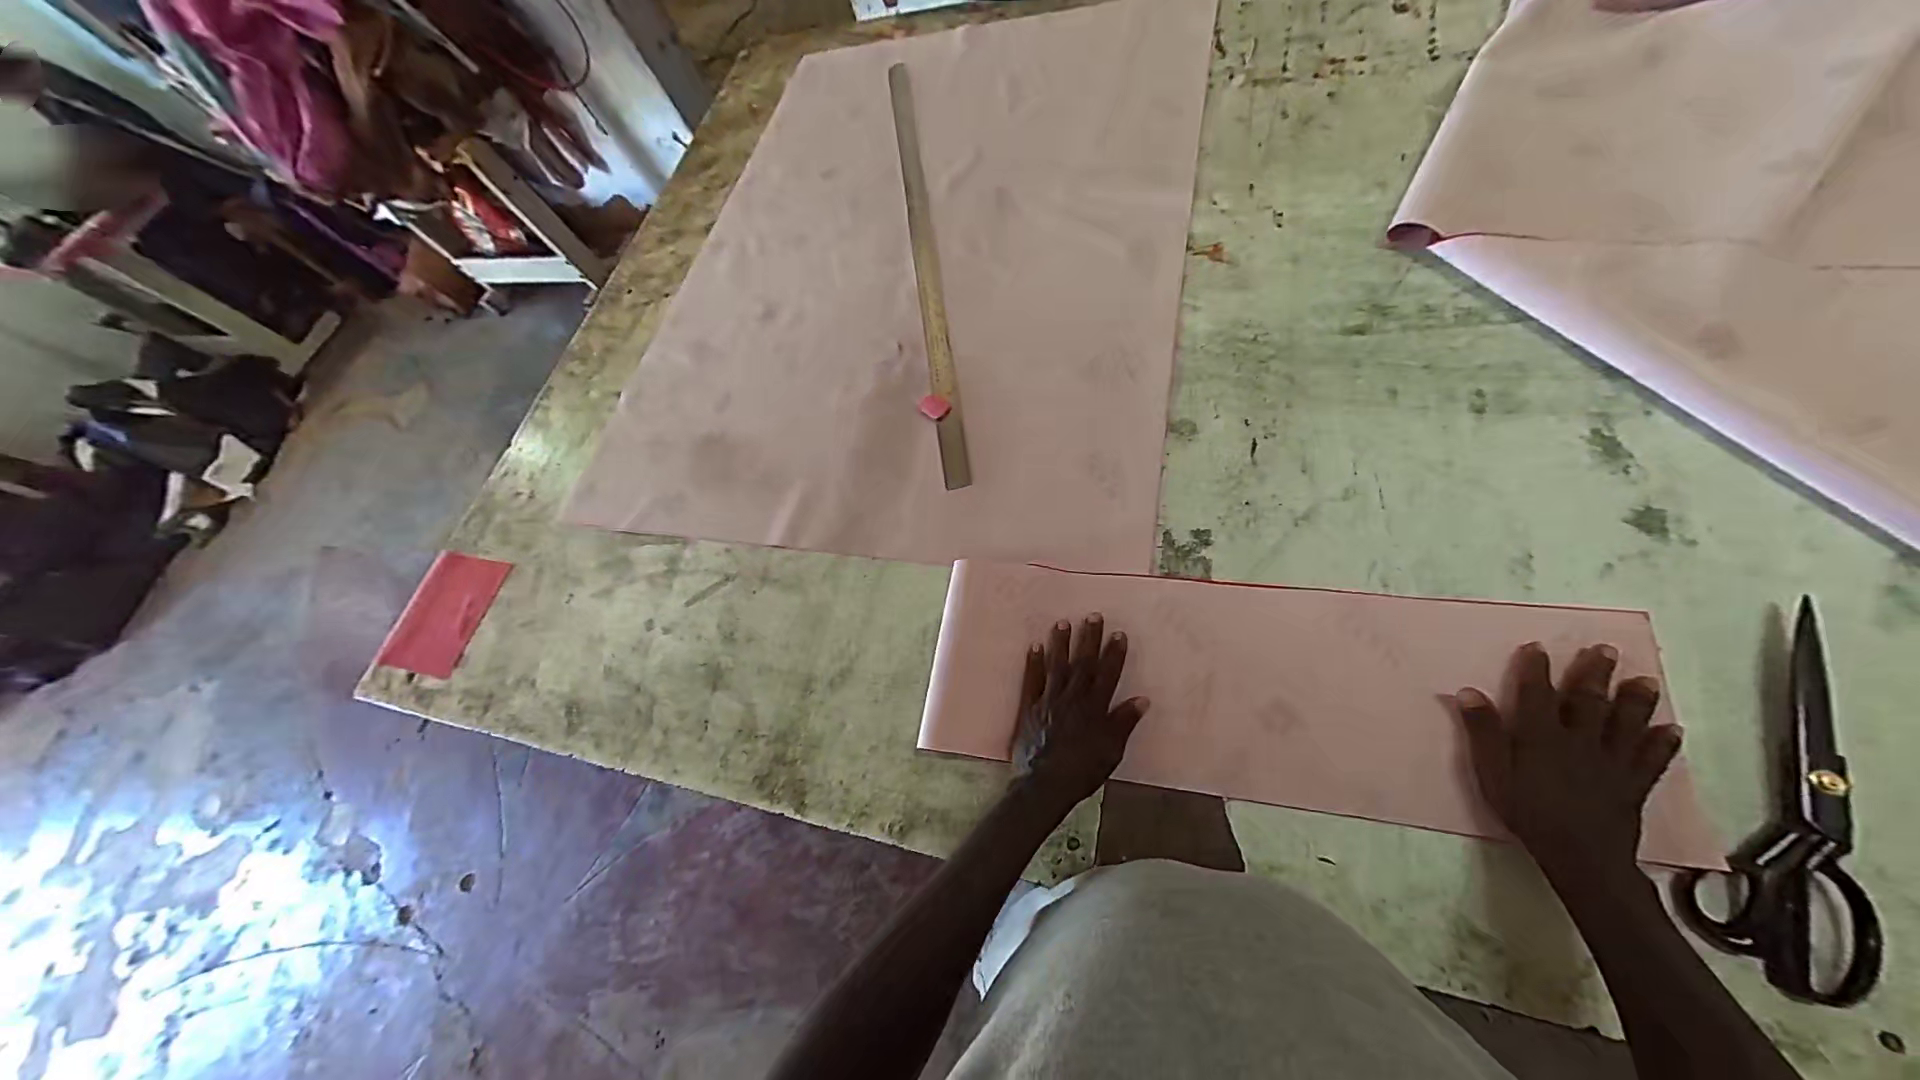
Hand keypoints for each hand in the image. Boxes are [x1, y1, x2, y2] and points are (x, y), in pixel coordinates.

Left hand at [1010, 614, 1149, 809]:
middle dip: (1089, 639)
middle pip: (1083, 664)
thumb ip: (1124, 722)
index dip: (1114, 653)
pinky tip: (1035, 646)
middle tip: (1093, 616)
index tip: (1119, 633)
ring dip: (1061, 643)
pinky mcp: (1029, 708)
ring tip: (1063, 622)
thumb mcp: (1112, 751)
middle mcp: (1072, 698)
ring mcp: (1048, 701)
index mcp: (1094, 708)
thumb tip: (1142, 699)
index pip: (1108, 674)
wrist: (1045, 784)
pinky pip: (1032, 680)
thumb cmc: (1083, 771)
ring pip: (1057, 666)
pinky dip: (1034, 662)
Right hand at [1453, 643, 1682, 880]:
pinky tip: (1672, 730)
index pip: (1536, 693)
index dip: (1536, 669)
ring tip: (1646, 680)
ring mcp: (1611, 761)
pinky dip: (1663, 743)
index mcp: (1541, 735)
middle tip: (1604, 650)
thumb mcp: (1491, 772)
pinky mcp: (1634, 783)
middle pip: (1588, 700)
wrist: (1579, 854)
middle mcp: (1579, 740)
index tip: (1537, 647)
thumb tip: (1469, 692)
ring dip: (1636, 700)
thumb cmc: (1526, 810)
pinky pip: (1652, 759)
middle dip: (1595, 673)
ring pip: (1626, 723)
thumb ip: (1482, 731)